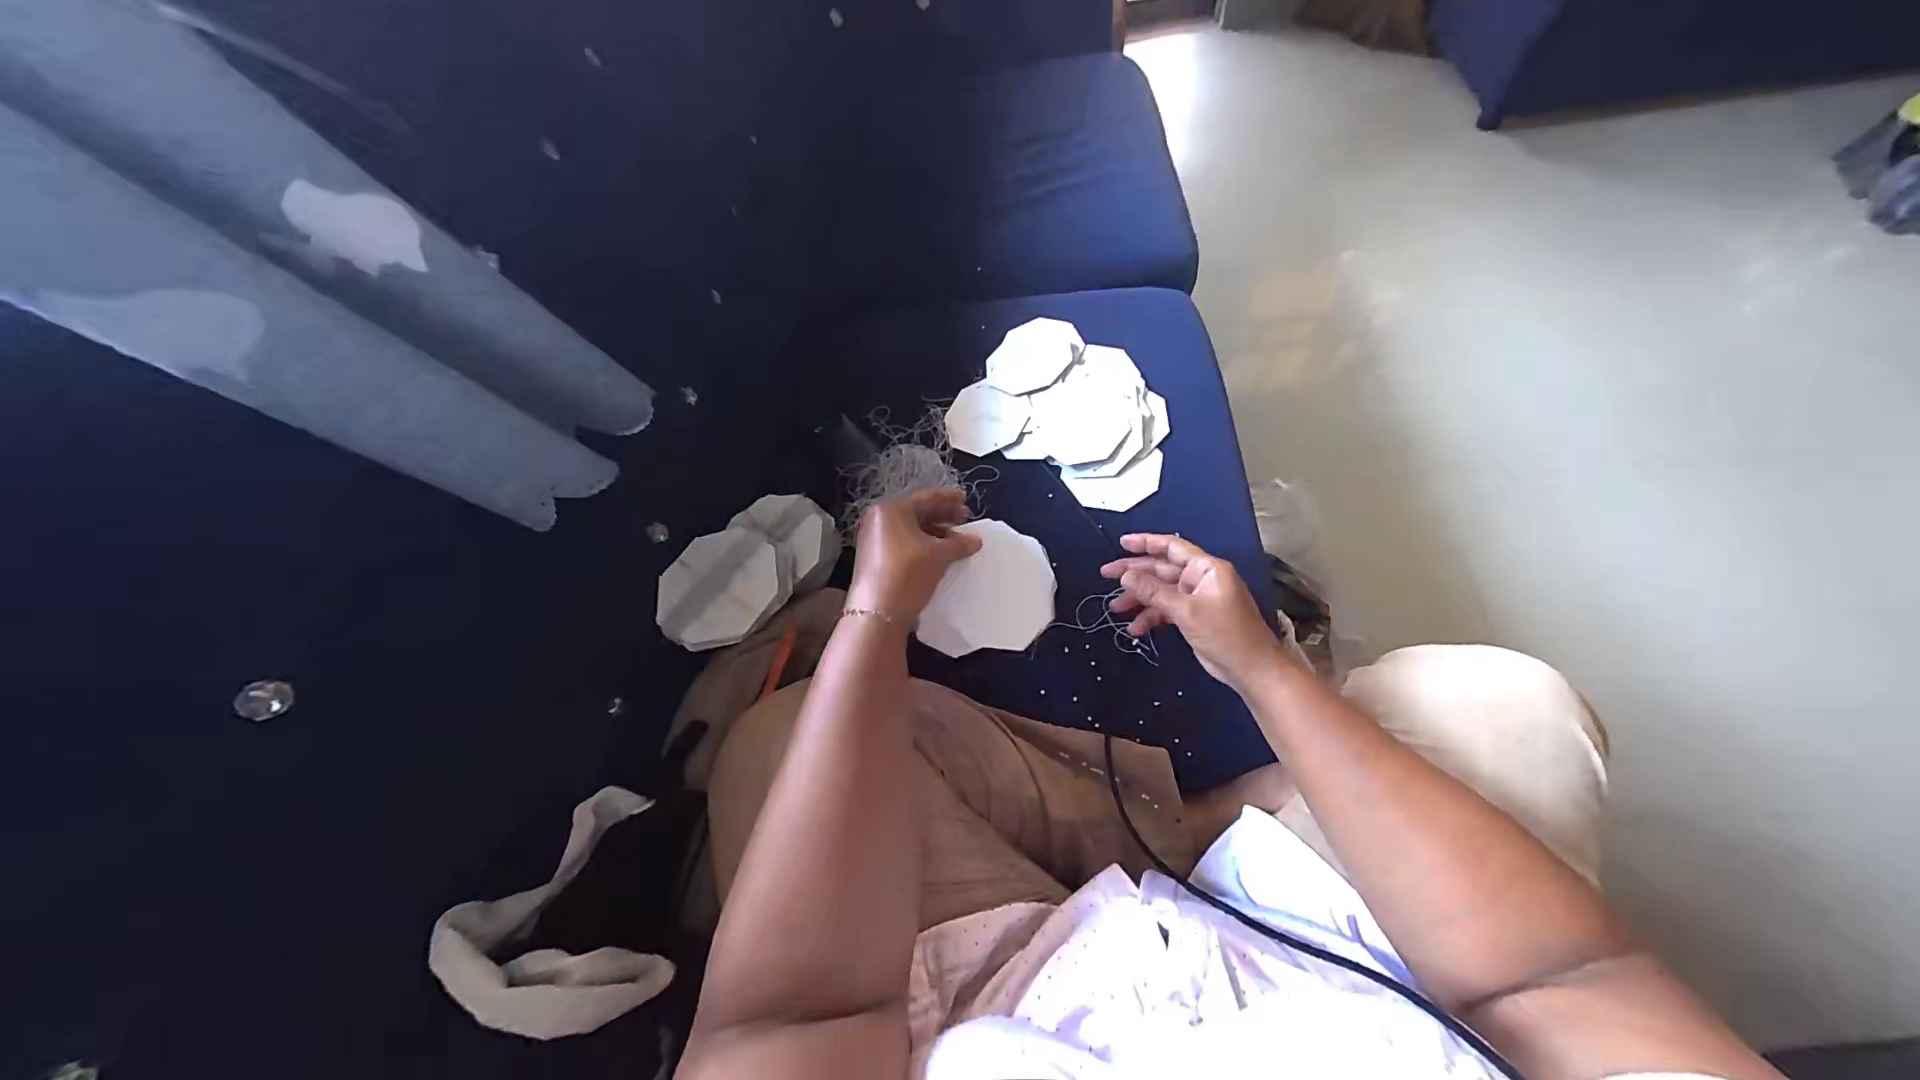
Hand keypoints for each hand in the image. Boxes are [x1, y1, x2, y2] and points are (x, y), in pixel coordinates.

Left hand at [846, 489, 983, 622]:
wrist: (878, 613)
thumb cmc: (908, 573)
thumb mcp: (939, 556)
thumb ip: (959, 544)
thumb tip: (975, 540)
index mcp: (890, 510)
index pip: (925, 498)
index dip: (948, 499)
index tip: (965, 499)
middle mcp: (878, 521)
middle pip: (916, 513)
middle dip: (942, 516)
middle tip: (964, 518)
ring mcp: (874, 540)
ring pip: (910, 530)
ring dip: (934, 533)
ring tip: (956, 540)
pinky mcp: (875, 559)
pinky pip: (904, 544)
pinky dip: (922, 546)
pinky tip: (939, 554)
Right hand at [1100, 534, 1280, 688]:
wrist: (1251, 669)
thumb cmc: (1225, 634)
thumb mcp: (1186, 611)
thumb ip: (1153, 591)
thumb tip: (1126, 575)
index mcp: (1206, 569)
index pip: (1171, 547)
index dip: (1145, 543)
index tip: (1121, 544)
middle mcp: (1201, 579)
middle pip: (1161, 570)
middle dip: (1135, 574)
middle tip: (1106, 575)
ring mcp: (1197, 599)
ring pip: (1161, 592)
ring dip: (1139, 599)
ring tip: (1115, 608)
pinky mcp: (1194, 617)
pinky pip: (1167, 610)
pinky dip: (1151, 617)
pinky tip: (1135, 628)